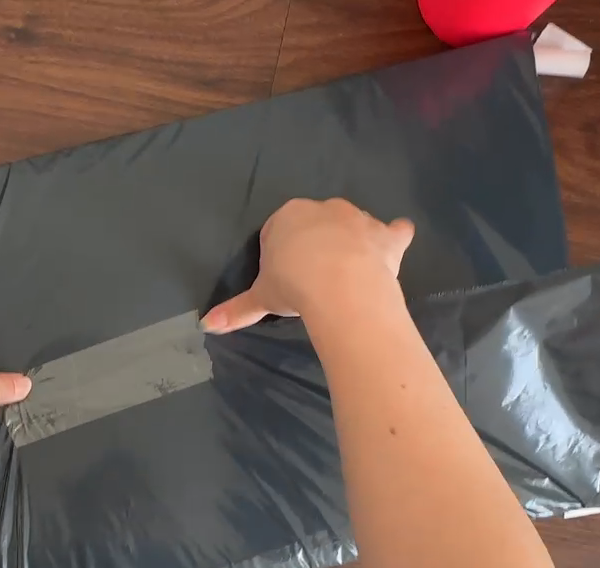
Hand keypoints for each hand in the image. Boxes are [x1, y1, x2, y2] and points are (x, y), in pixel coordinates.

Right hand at [201, 199, 414, 333]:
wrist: (341, 288)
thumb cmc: (293, 286)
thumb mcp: (260, 299)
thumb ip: (235, 310)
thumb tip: (204, 326)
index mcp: (287, 217)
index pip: (277, 232)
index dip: (278, 255)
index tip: (280, 278)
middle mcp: (324, 209)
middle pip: (314, 224)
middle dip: (312, 245)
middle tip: (308, 279)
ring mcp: (359, 219)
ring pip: (351, 226)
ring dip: (348, 243)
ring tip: (343, 274)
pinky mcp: (387, 235)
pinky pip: (394, 231)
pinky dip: (393, 238)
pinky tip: (393, 247)